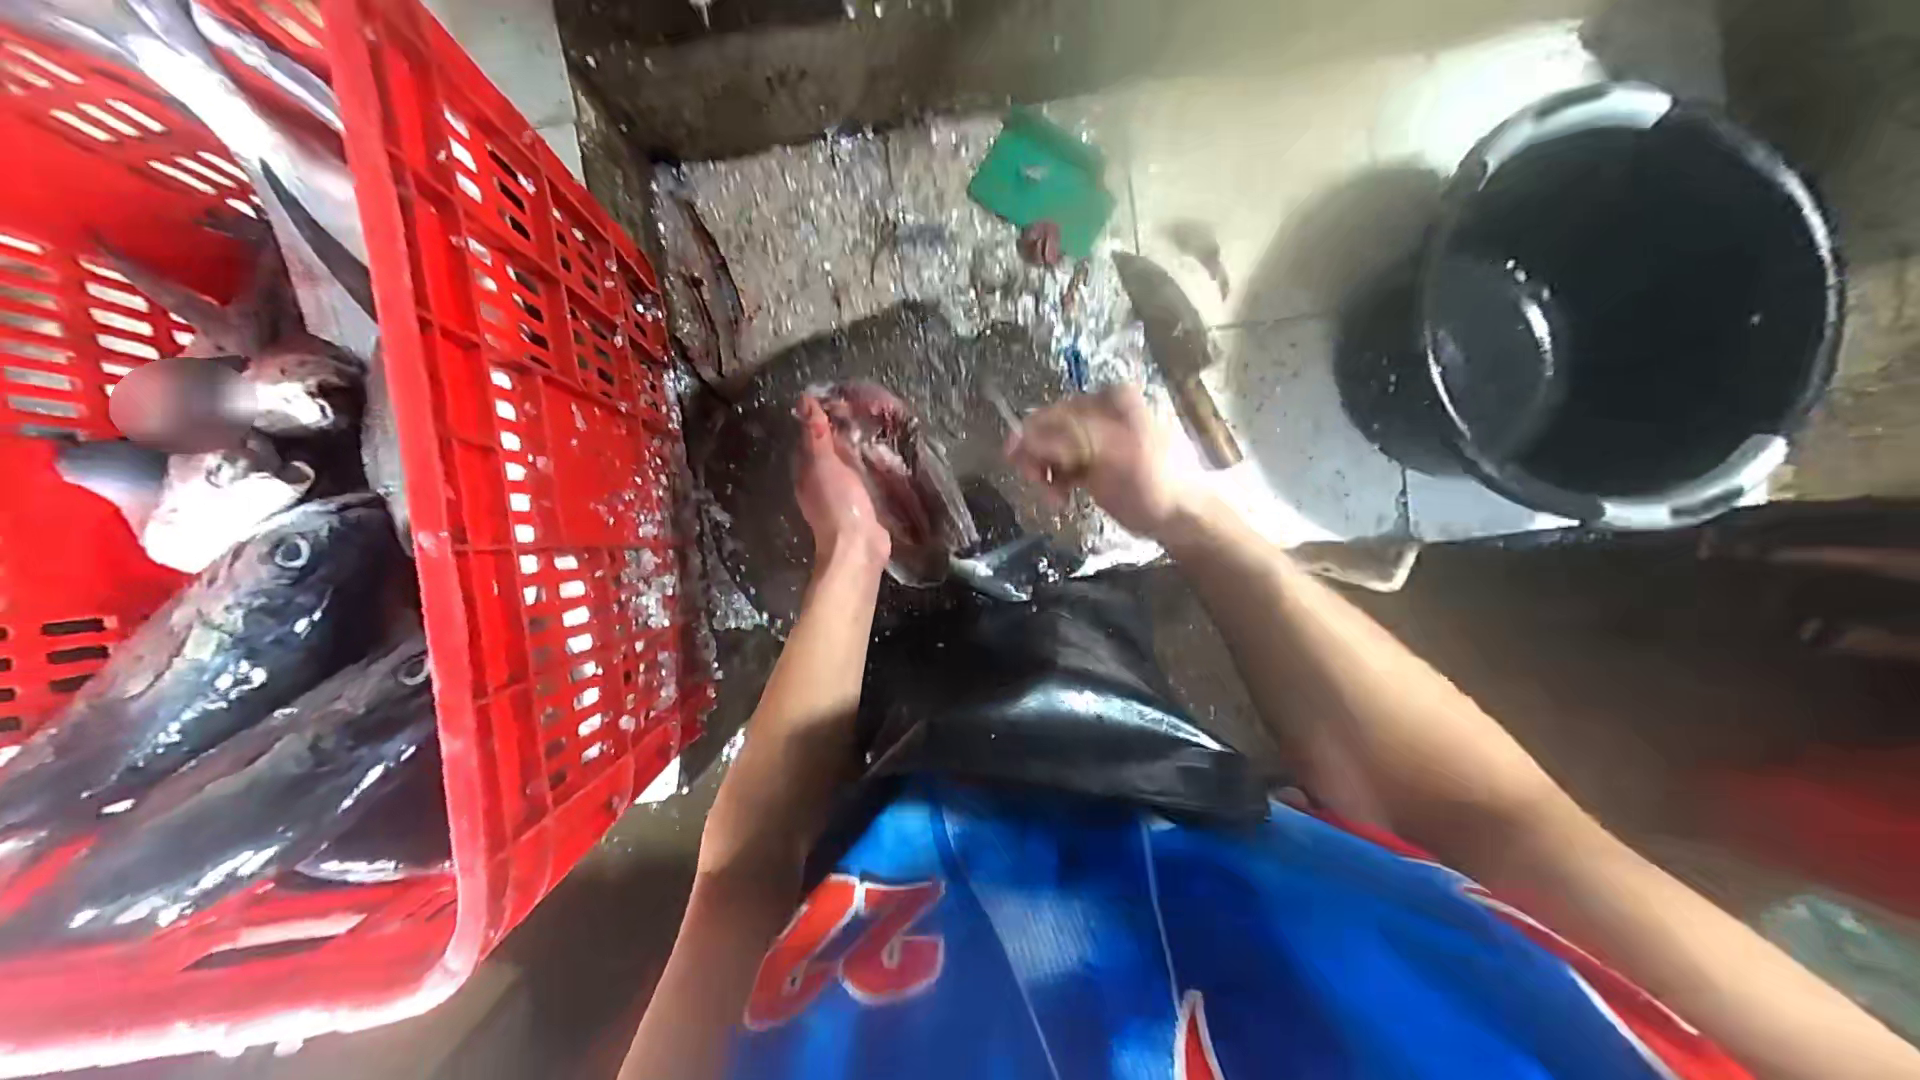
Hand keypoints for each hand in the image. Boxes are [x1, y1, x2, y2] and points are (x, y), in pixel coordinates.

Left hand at [795, 396, 890, 566]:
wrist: (858, 546)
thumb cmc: (839, 503)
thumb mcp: (824, 463)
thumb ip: (816, 434)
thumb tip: (805, 400)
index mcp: (807, 469)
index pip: (812, 433)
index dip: (826, 413)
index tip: (848, 397)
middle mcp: (821, 479)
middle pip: (831, 446)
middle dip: (847, 428)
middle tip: (871, 407)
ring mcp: (842, 492)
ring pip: (849, 460)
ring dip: (861, 445)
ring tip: (881, 425)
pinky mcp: (862, 503)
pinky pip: (865, 475)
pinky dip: (873, 463)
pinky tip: (886, 456)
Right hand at [1006, 384, 1196, 540]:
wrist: (1182, 516)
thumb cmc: (1153, 481)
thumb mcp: (1109, 455)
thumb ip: (1064, 440)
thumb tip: (1019, 436)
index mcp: (1110, 399)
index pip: (1055, 412)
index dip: (1031, 436)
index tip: (1016, 463)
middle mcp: (1102, 411)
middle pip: (1050, 429)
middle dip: (1038, 457)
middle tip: (1037, 485)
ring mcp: (1099, 438)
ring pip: (1053, 449)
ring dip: (1045, 473)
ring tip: (1054, 499)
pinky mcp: (1096, 461)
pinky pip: (1062, 465)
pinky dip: (1056, 481)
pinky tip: (1061, 497)